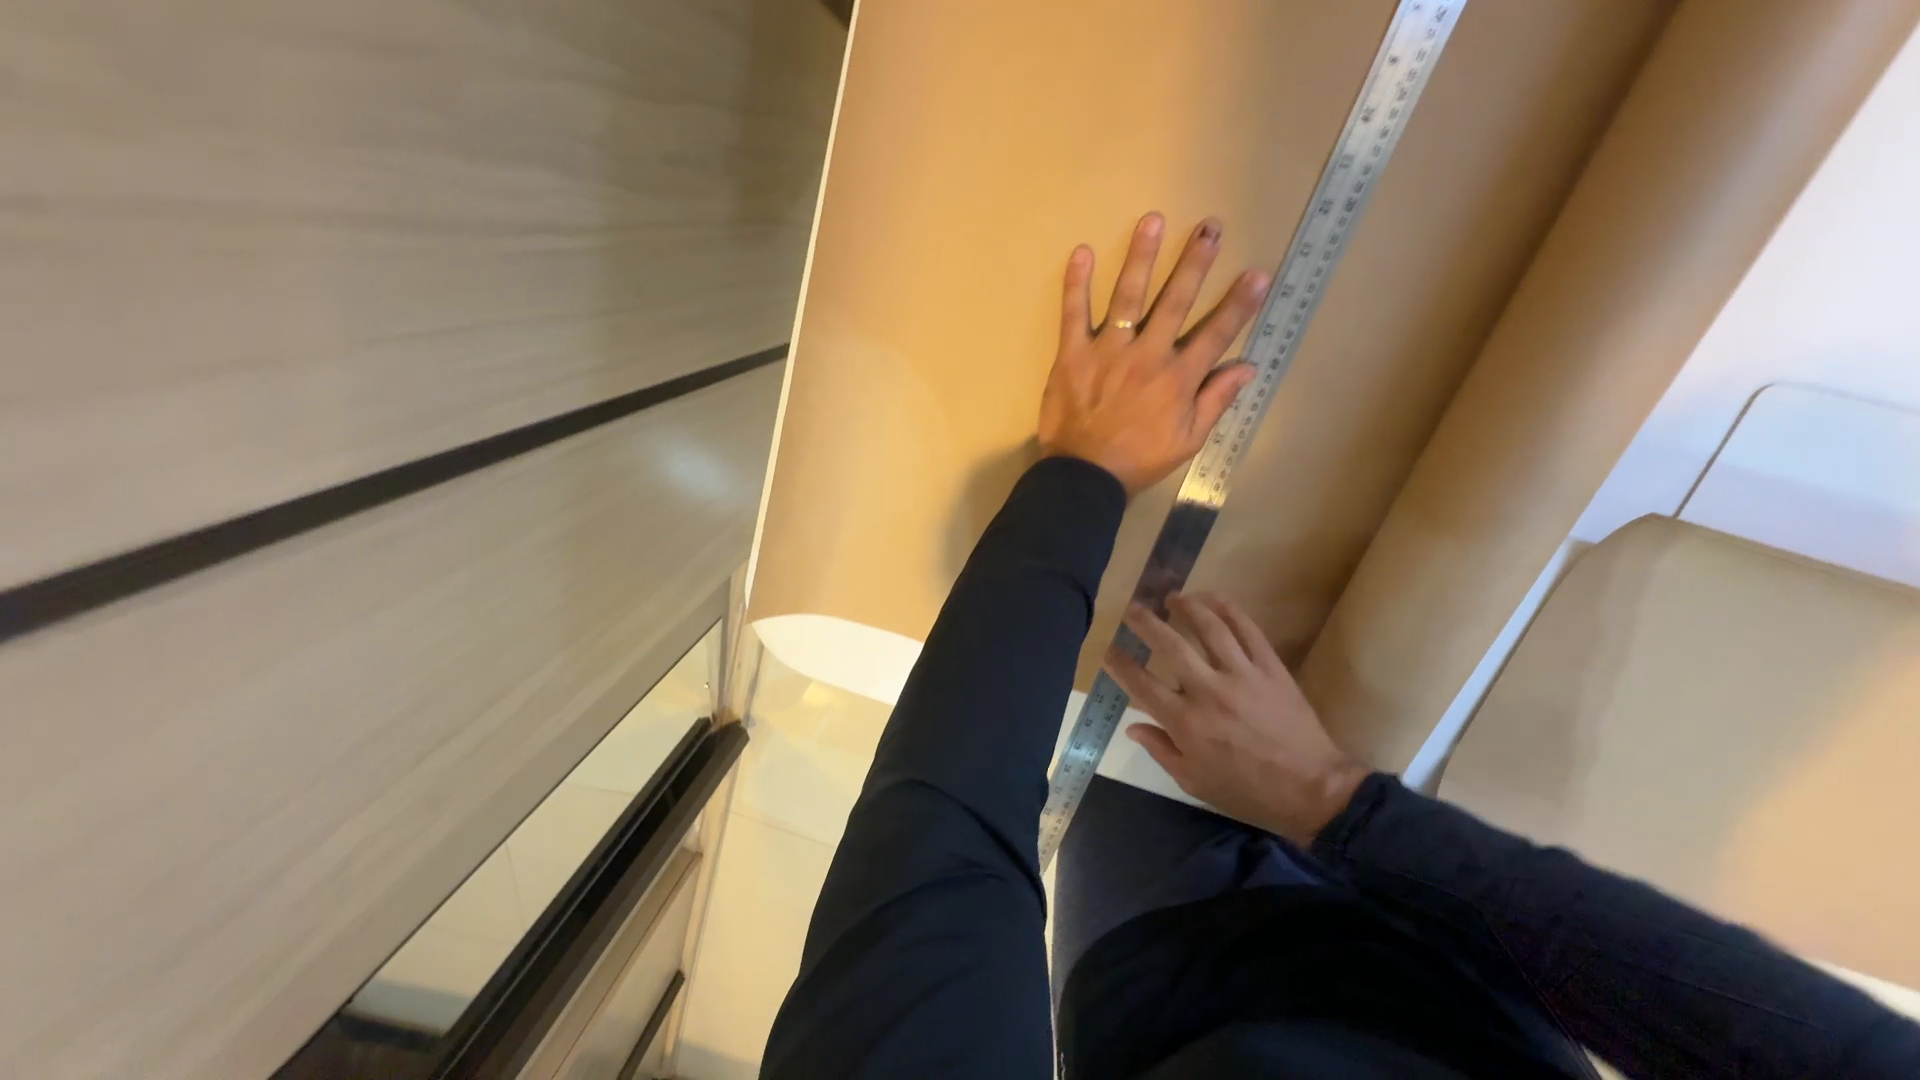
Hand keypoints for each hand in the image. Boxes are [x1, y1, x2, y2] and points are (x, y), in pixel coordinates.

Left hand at [1039, 213, 1271, 496]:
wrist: (1084, 476)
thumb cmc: (1139, 461)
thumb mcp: (1188, 440)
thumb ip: (1215, 401)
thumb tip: (1248, 367)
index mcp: (1178, 378)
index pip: (1217, 333)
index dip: (1240, 303)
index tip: (1257, 274)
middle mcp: (1147, 355)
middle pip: (1176, 301)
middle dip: (1195, 262)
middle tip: (1210, 227)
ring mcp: (1108, 350)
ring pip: (1127, 296)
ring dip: (1141, 256)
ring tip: (1152, 220)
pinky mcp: (1073, 355)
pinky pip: (1073, 314)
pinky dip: (1076, 284)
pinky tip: (1081, 252)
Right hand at [1105, 592, 1369, 845]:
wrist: (1311, 789)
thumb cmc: (1246, 791)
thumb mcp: (1193, 782)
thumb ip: (1161, 750)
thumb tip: (1133, 727)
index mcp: (1186, 722)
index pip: (1141, 684)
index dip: (1119, 664)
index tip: (1107, 649)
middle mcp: (1209, 691)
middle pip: (1170, 645)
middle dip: (1145, 623)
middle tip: (1132, 610)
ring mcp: (1243, 675)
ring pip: (1209, 628)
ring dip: (1187, 607)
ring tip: (1172, 597)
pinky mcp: (1271, 668)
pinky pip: (1248, 630)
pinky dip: (1229, 609)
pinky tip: (1213, 598)